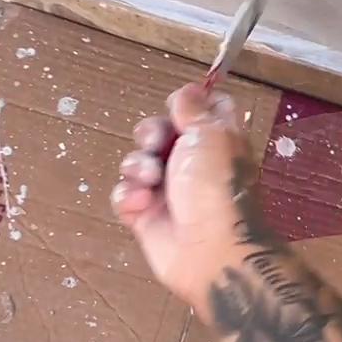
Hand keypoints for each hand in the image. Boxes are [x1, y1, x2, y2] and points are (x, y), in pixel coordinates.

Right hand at [112, 81, 254, 313]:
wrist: (211, 251)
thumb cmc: (218, 189)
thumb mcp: (211, 135)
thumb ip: (194, 109)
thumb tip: (189, 90)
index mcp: (216, 140)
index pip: (201, 110)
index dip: (187, 105)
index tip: (180, 109)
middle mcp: (191, 162)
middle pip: (157, 131)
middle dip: (150, 134)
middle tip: (156, 145)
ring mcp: (167, 190)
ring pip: (136, 161)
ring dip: (137, 166)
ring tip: (151, 181)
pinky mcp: (146, 216)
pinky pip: (124, 194)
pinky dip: (128, 196)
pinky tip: (141, 204)